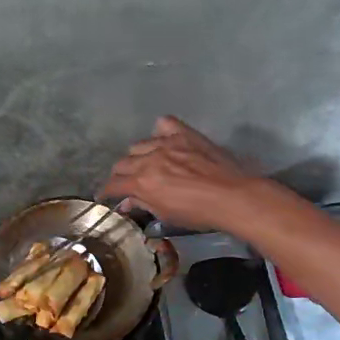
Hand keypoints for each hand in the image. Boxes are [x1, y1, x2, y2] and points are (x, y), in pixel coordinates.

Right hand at [100, 116, 278, 232]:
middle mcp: (149, 159)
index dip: (107, 191)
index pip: (114, 184)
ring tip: (147, 162)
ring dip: (138, 156)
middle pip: (122, 163)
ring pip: (139, 145)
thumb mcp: (166, 214)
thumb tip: (126, 202)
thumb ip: (143, 204)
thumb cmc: (199, 212)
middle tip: (128, 182)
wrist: (233, 195)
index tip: (106, 195)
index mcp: (142, 182)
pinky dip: (160, 132)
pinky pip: (164, 124)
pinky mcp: (184, 134)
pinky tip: (164, 140)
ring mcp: (166, 143)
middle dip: (121, 175)